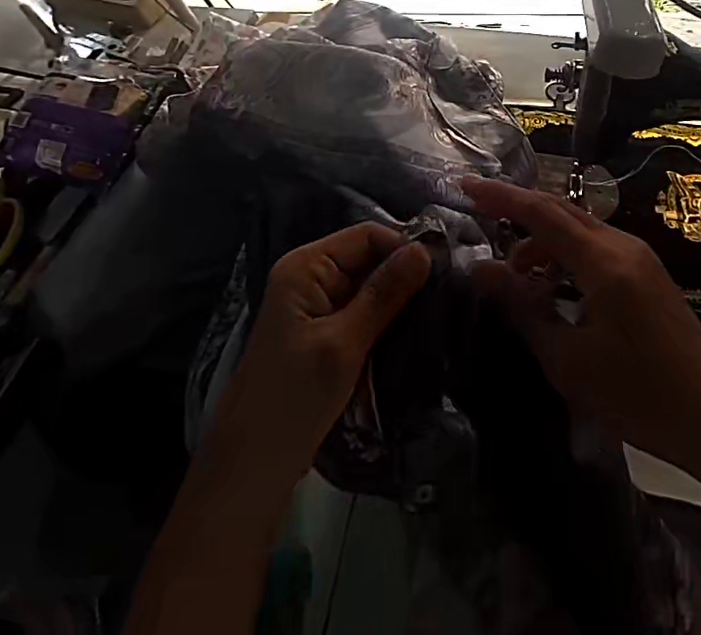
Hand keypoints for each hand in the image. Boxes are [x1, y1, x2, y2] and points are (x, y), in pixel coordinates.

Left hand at [205, 223, 430, 484]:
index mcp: (305, 267)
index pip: (367, 235)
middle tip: (447, 297)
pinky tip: (413, 334)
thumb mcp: (343, 343)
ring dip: (399, 300)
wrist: (252, 464)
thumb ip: (383, 294)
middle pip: (369, 258)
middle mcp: (310, 277)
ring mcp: (316, 306)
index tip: (444, 273)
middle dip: (404, 275)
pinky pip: (363, 313)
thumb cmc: (293, 398)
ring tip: (437, 314)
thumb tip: (424, 251)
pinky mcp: (325, 333)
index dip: (404, 248)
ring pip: (370, 287)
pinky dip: (386, 321)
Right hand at [461, 176, 700, 486]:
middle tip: (477, 219)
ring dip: (541, 243)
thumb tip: (479, 269)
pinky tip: (550, 291)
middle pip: (561, 211)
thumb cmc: (638, 394)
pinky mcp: (647, 276)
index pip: (541, 213)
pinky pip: (595, 250)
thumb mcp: (567, 358)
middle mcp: (623, 247)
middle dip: (517, 213)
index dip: (499, 196)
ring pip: (579, 231)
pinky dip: (564, 259)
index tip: (464, 186)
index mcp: (604, 261)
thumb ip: (522, 307)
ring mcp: (640, 259)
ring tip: (513, 279)